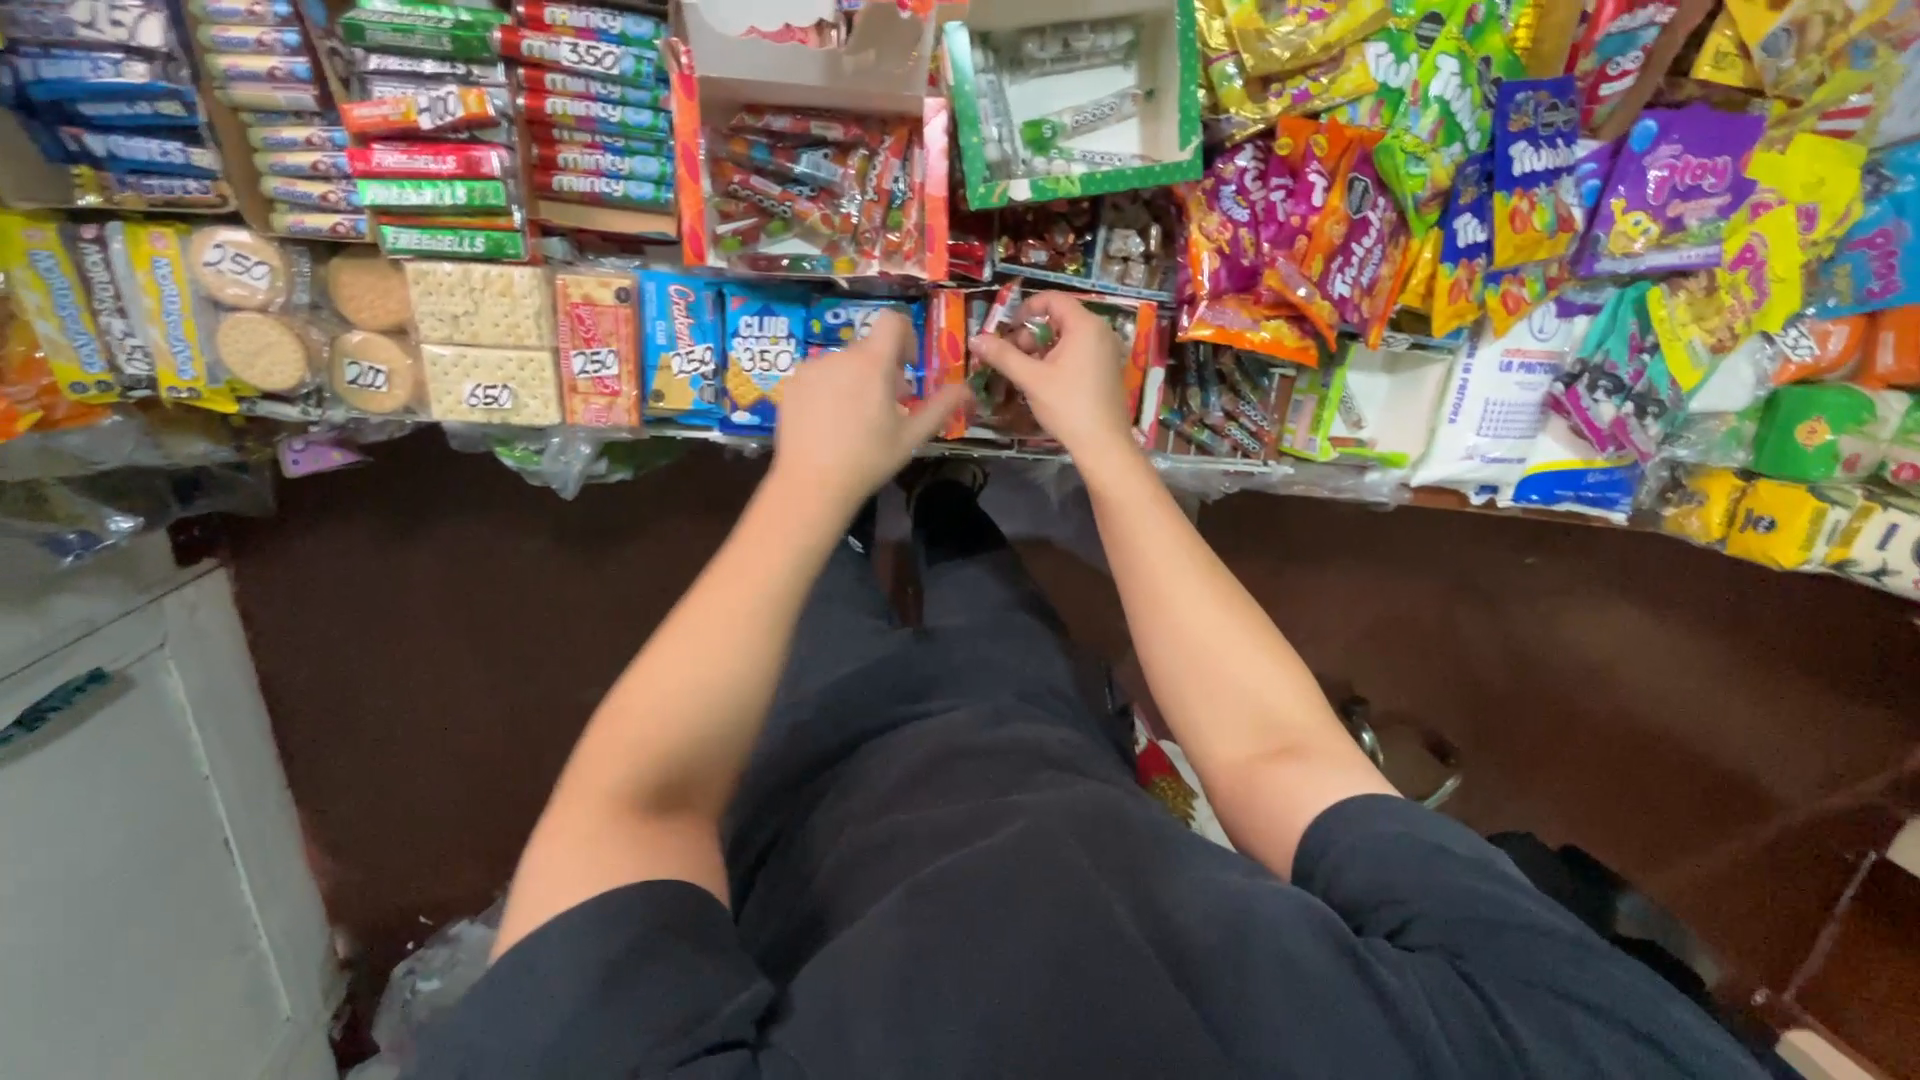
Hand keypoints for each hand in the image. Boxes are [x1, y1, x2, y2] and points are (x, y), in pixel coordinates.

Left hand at [772, 311, 967, 512]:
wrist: (812, 485)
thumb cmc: (868, 460)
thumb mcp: (911, 436)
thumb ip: (941, 406)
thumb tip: (967, 389)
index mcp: (872, 363)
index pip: (893, 320)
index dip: (906, 336)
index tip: (908, 367)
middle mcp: (839, 355)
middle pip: (869, 348)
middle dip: (883, 369)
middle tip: (888, 407)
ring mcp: (811, 368)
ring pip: (843, 363)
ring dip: (856, 380)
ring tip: (857, 419)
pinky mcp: (791, 384)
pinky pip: (819, 376)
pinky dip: (830, 389)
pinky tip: (830, 423)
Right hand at [967, 292, 1135, 460]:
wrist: (1103, 444)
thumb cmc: (1067, 406)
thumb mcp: (1031, 379)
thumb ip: (1003, 356)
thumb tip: (975, 339)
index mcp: (1085, 325)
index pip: (1053, 299)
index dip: (1026, 309)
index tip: (1007, 331)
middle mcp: (1100, 331)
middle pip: (1059, 318)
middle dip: (1031, 334)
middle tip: (1012, 357)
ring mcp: (1106, 351)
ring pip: (1067, 337)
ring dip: (1042, 349)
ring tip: (1024, 372)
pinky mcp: (1106, 369)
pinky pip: (1078, 352)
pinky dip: (1058, 359)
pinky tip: (1044, 382)